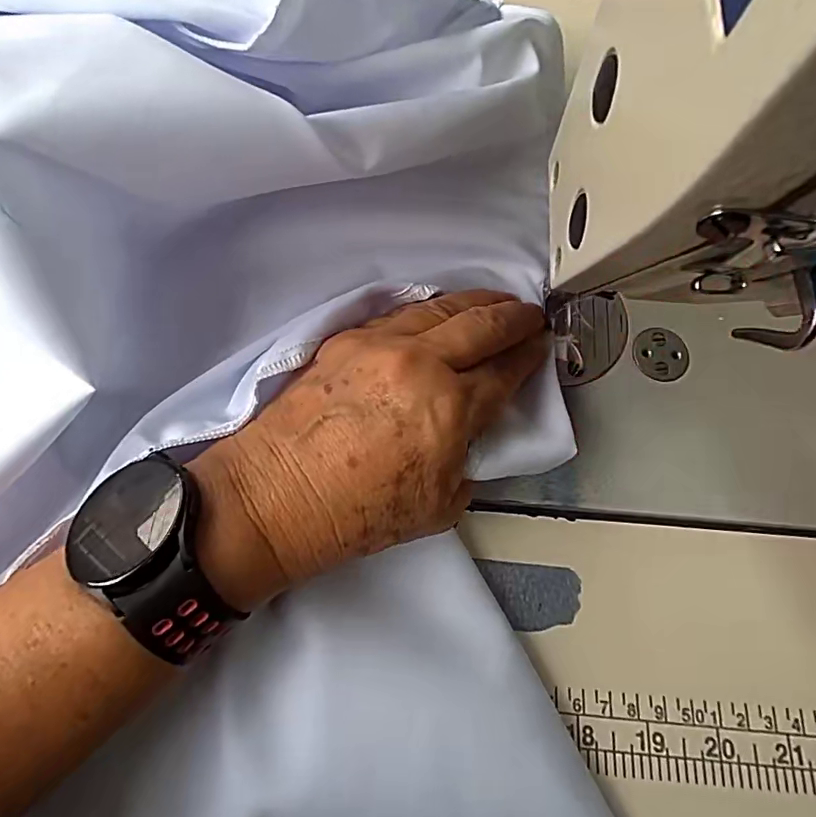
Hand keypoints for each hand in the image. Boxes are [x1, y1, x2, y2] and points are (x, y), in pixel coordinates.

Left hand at [188, 289, 548, 609]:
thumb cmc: (352, 512)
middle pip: (480, 324)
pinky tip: (430, 315)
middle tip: (527, 316)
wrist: (276, 495)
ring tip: (488, 304)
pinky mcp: (341, 342)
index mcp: (451, 408)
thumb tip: (467, 435)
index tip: (538, 349)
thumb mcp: (438, 505)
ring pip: (437, 309)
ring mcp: (376, 347)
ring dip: (471, 304)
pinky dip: (423, 311)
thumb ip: (465, 460)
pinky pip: (394, 316)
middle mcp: (418, 365)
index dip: (528, 358)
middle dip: (512, 318)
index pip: (505, 371)